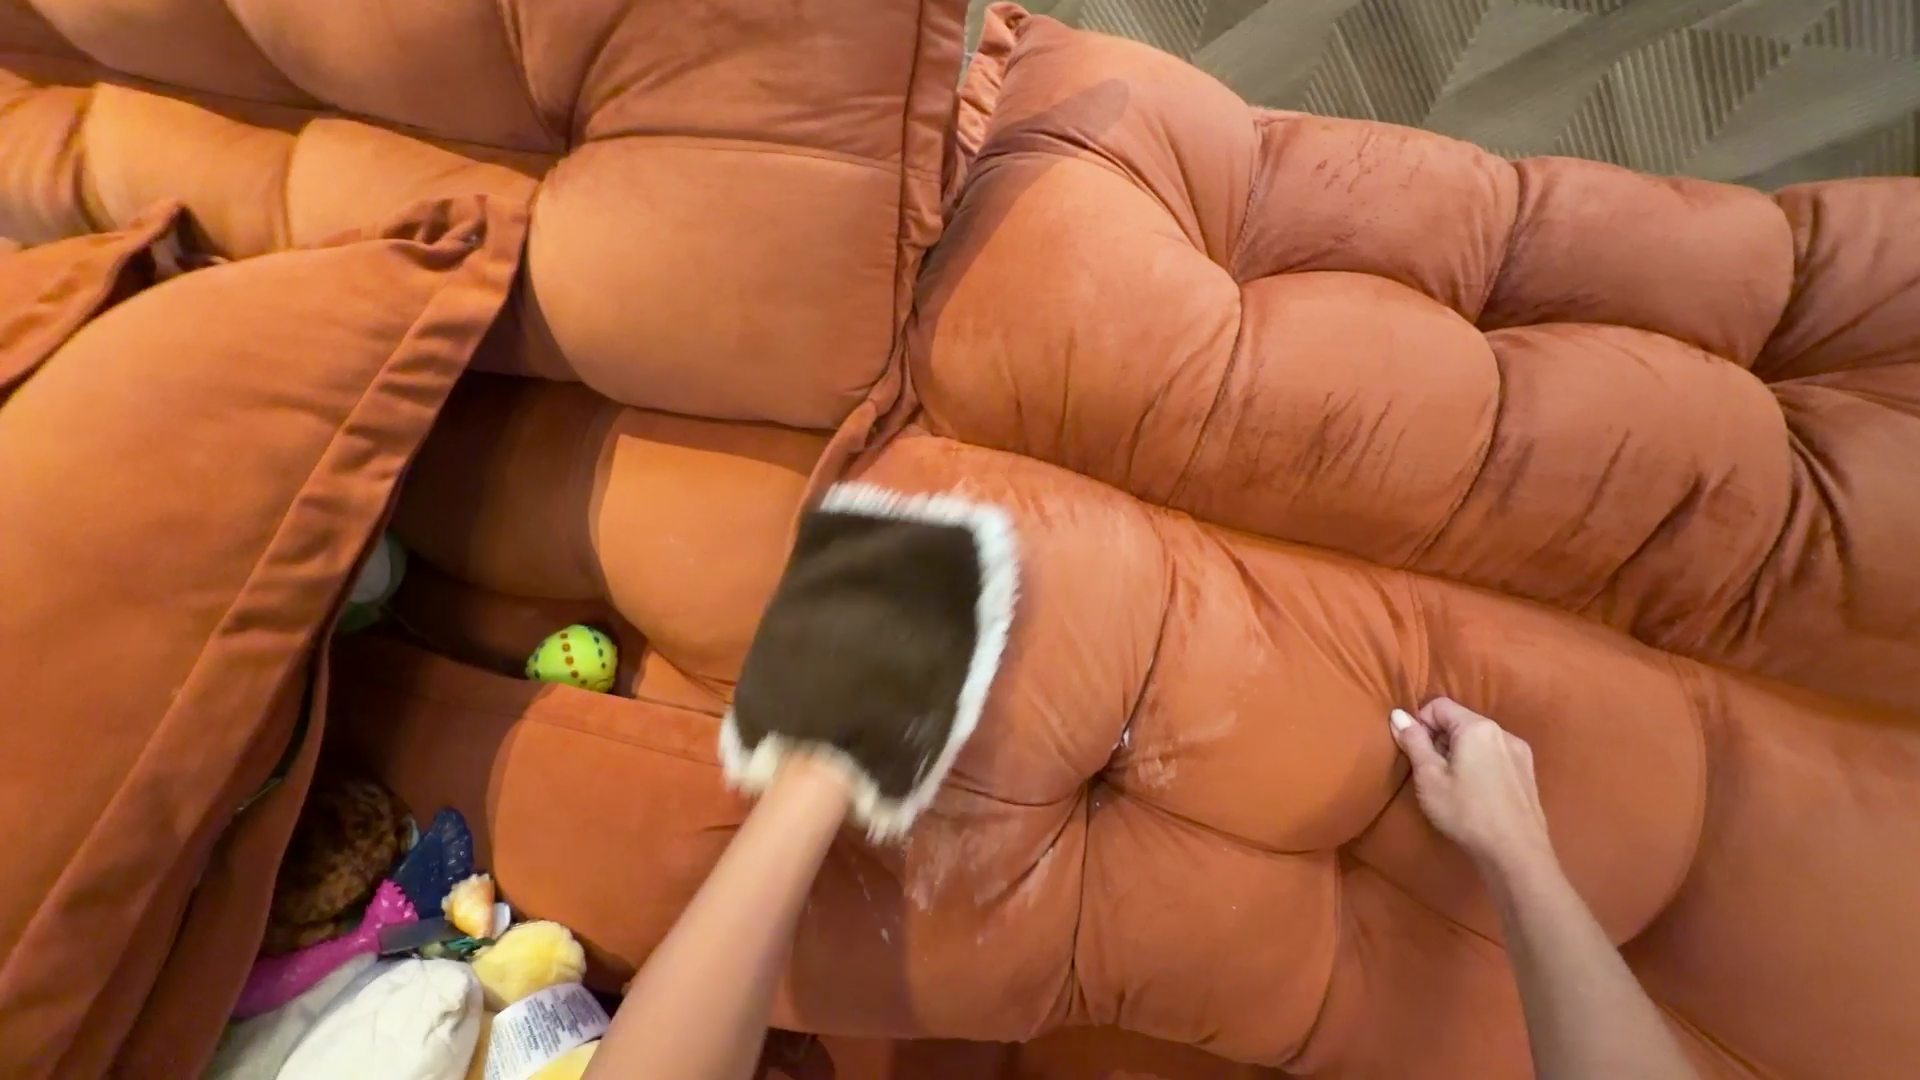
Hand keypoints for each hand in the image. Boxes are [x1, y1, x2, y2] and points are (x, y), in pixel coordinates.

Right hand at [1389, 698, 1552, 873]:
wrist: (1517, 855)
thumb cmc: (1466, 812)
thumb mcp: (1429, 776)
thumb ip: (1413, 740)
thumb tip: (1398, 714)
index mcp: (1478, 728)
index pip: (1439, 705)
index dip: (1420, 723)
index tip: (1415, 751)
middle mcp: (1503, 733)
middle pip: (1459, 721)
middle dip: (1438, 738)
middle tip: (1430, 770)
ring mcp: (1520, 753)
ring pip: (1476, 739)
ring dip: (1457, 751)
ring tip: (1452, 783)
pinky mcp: (1528, 773)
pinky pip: (1494, 754)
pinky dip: (1478, 762)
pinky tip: (1475, 791)